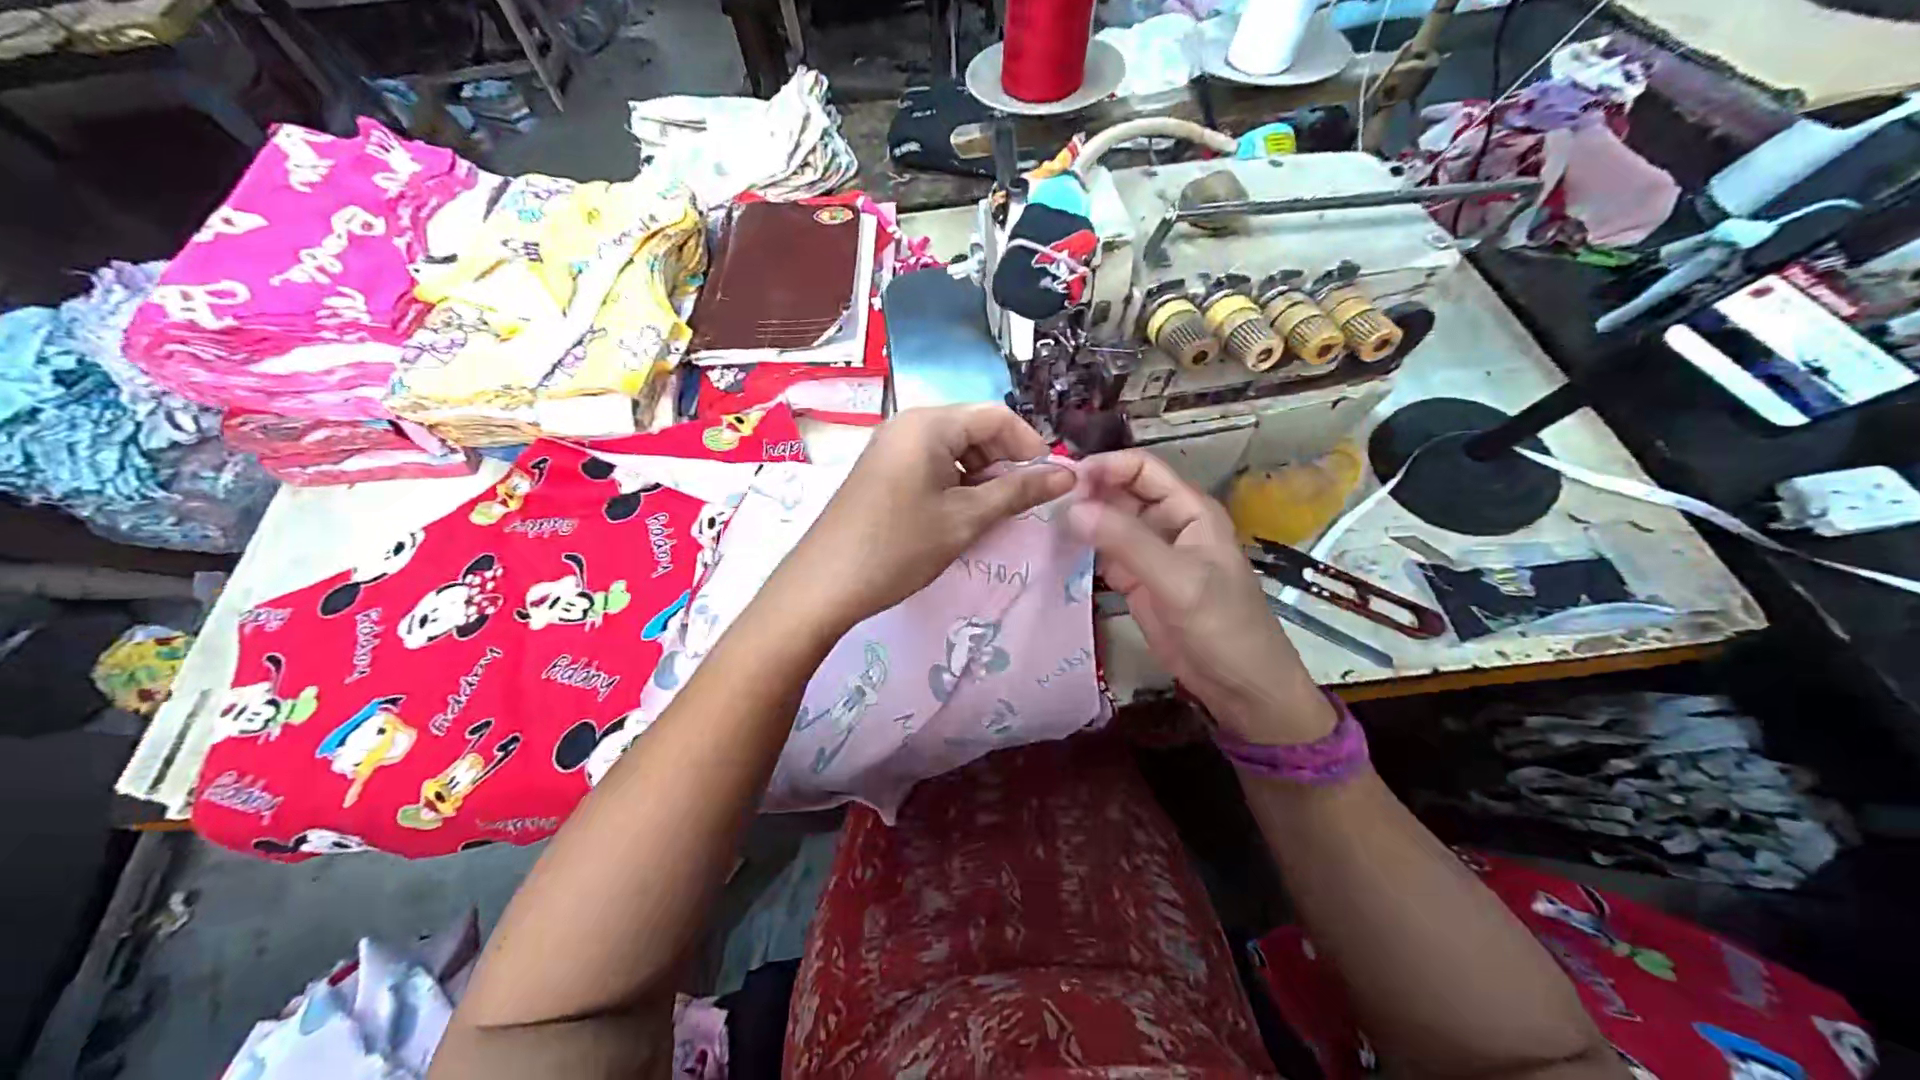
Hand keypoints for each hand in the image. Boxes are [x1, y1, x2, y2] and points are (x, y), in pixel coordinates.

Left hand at [778, 405, 1073, 631]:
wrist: (825, 584)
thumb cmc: (900, 546)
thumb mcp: (966, 518)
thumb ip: (1018, 491)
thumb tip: (1068, 475)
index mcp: (929, 424)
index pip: (997, 415)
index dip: (1029, 445)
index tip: (1048, 481)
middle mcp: (908, 424)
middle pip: (974, 428)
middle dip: (1004, 460)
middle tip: (1020, 502)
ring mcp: (891, 446)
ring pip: (953, 449)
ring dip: (980, 475)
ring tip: (990, 513)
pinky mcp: (882, 470)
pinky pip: (930, 464)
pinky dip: (954, 483)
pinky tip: (960, 515)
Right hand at [1068, 450, 1334, 744]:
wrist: (1240, 686)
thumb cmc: (1223, 627)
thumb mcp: (1178, 580)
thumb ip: (1127, 542)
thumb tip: (1073, 508)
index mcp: (1189, 510)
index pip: (1141, 469)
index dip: (1104, 468)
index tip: (1064, 481)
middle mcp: (1167, 523)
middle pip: (1120, 492)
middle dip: (1086, 493)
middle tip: (1044, 504)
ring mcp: (1150, 553)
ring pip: (1109, 522)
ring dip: (1081, 520)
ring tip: (1041, 523)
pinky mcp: (1135, 582)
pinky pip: (1104, 555)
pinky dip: (1082, 550)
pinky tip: (1055, 550)